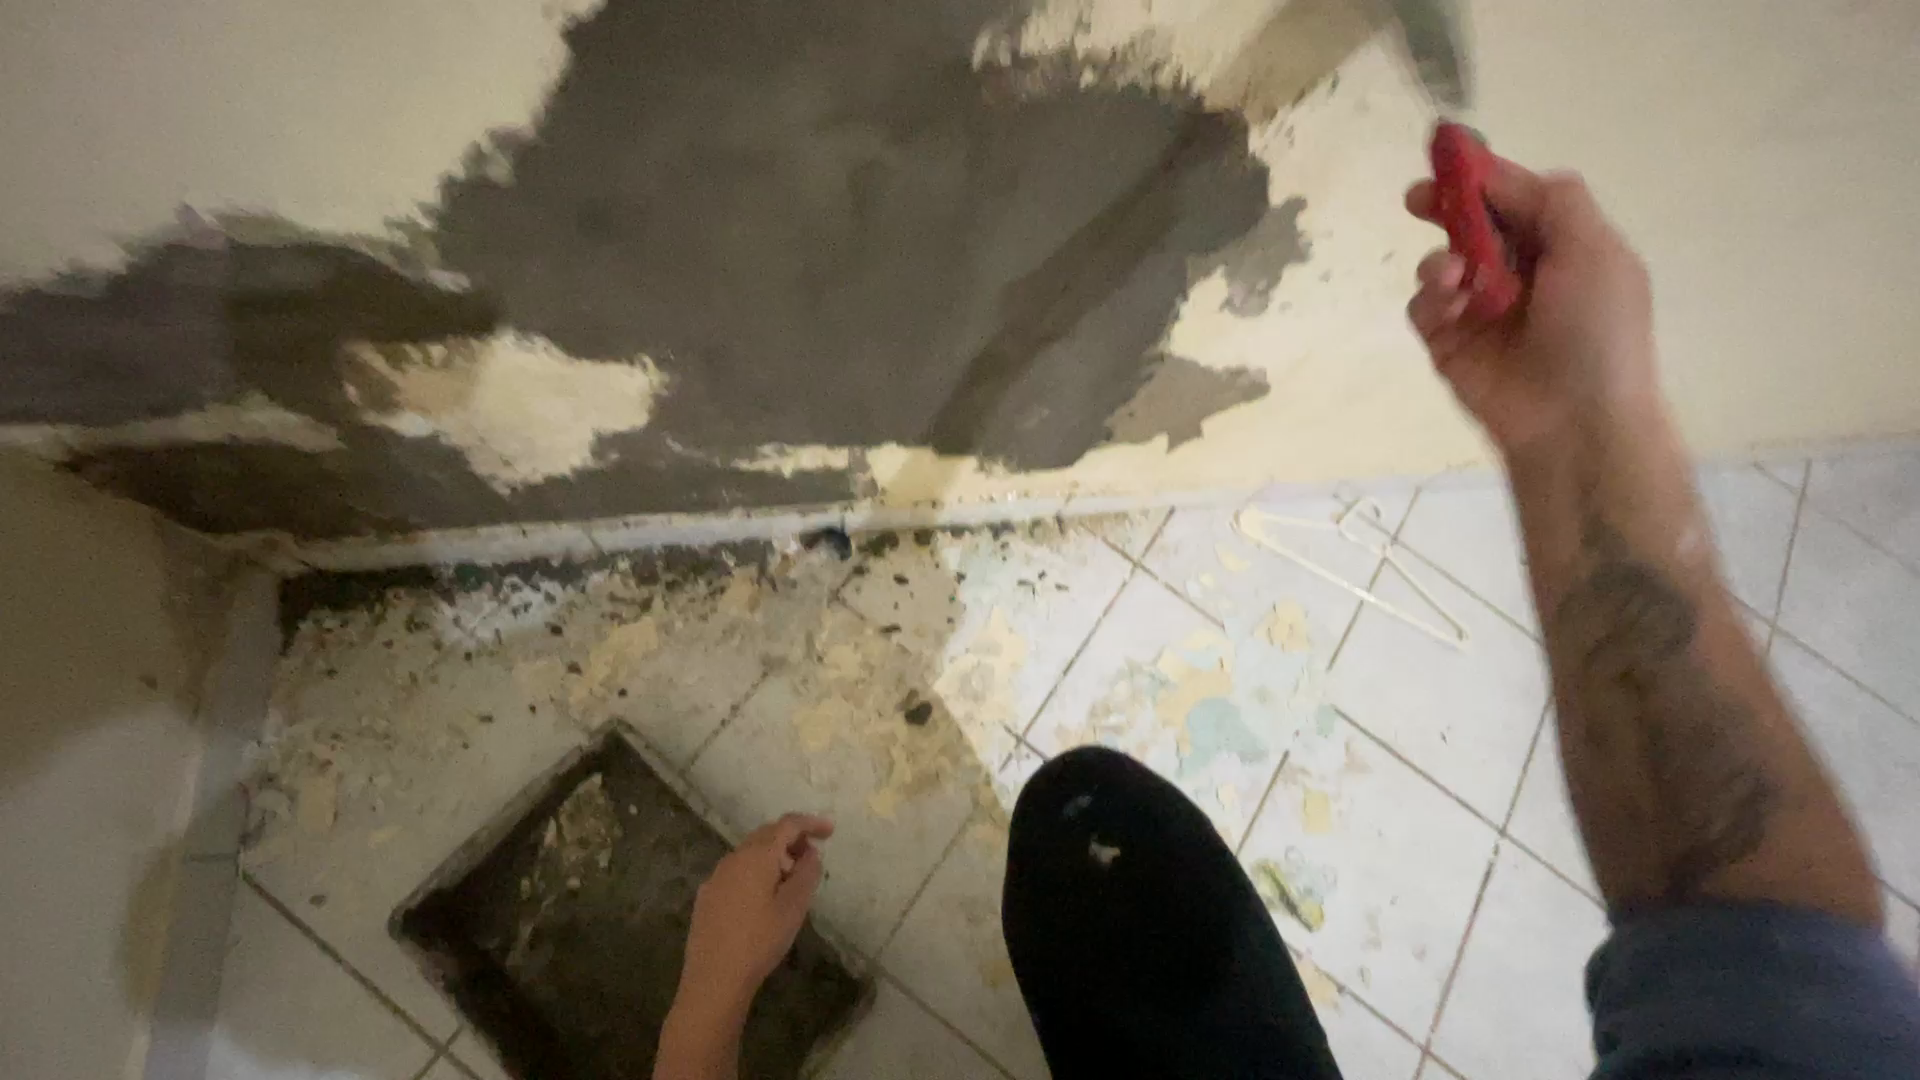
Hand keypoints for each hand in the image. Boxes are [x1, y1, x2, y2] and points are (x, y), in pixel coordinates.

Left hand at [672, 813, 834, 1022]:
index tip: (830, 831)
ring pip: (750, 853)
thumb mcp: (794, 907)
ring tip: (790, 880)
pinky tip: (762, 899)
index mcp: (757, 855)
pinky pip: (736, 871)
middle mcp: (734, 858)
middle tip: (812, 856)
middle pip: (767, 834)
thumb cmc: (760, 941)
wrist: (713, 981)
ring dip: (774, 856)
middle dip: (792, 839)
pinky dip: (756, 872)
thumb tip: (811, 854)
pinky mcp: (706, 897)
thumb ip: (807, 873)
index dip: (811, 823)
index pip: (788, 825)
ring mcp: (716, 877)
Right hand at [1405, 156, 1661, 458]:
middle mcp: (1516, 271)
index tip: (1446, 155)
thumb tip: (1502, 176)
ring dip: (1440, 263)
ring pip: (1439, 265)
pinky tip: (1448, 307)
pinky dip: (1429, 301)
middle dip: (1444, 209)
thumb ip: (1553, 202)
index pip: (1513, 198)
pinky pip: (1423, 308)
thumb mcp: (1594, 250)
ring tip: (1453, 279)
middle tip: (1417, 199)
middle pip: (1468, 226)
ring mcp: (1477, 308)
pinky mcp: (1446, 342)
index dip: (1481, 176)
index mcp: (1560, 244)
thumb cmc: (1595, 329)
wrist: (1570, 416)